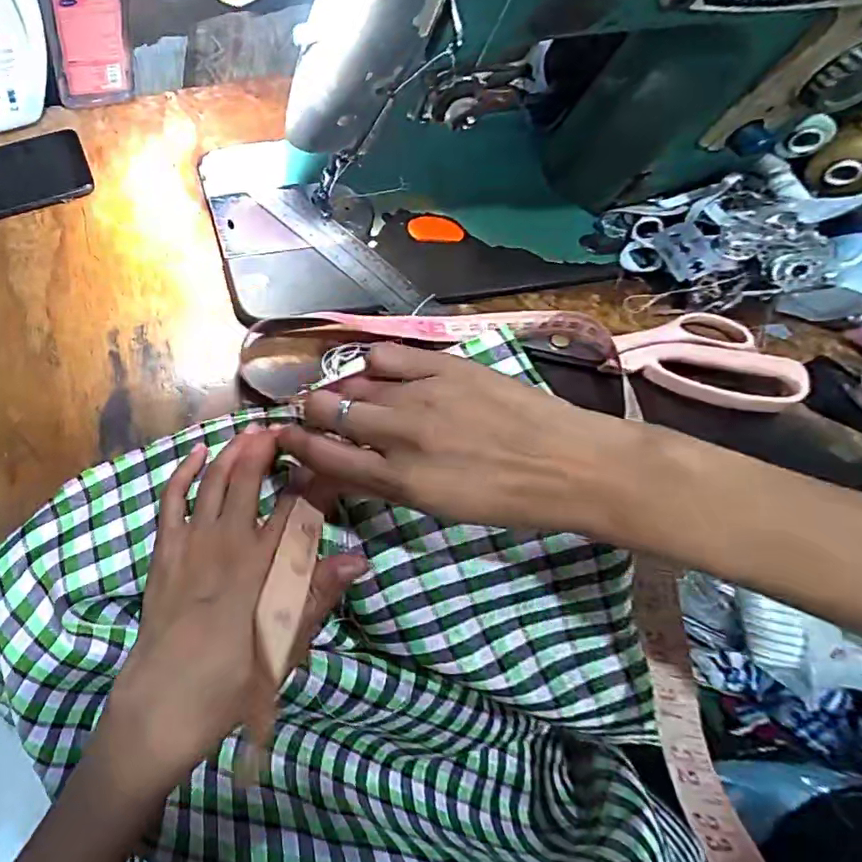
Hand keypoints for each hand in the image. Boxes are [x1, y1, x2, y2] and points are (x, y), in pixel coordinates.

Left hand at [95, 428, 366, 789]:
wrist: (170, 693)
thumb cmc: (236, 678)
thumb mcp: (288, 643)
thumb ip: (317, 595)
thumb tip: (356, 558)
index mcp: (266, 564)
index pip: (299, 507)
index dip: (317, 478)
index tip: (328, 457)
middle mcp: (230, 539)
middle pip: (251, 478)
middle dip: (269, 448)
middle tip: (283, 430)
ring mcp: (192, 538)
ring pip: (214, 478)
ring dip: (232, 451)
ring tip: (250, 433)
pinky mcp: (165, 544)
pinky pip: (173, 496)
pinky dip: (184, 469)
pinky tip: (196, 452)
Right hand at [279, 342, 650, 534]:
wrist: (576, 466)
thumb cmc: (502, 499)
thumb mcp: (432, 505)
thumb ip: (373, 483)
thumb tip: (325, 469)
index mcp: (398, 478)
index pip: (320, 452)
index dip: (293, 442)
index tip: (285, 435)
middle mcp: (401, 434)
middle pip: (324, 408)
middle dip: (310, 410)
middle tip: (318, 413)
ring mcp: (422, 395)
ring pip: (350, 380)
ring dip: (340, 388)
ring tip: (352, 393)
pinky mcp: (443, 367)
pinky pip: (383, 356)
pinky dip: (371, 365)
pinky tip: (380, 373)